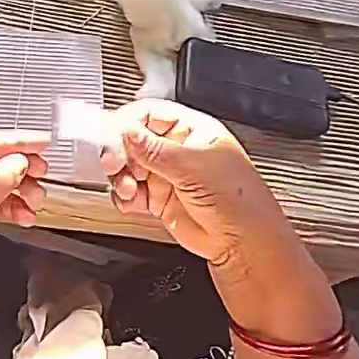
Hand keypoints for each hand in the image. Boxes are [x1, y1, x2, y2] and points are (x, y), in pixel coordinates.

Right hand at [106, 100, 290, 268]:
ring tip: (127, 187)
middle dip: (120, 151)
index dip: (129, 123)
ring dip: (120, 176)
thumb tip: (127, 132)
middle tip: (114, 163)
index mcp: (192, 130)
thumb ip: (155, 150)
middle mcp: (178, 150)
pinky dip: (124, 197)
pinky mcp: (160, 199)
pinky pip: (131, 192)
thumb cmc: (239, 201)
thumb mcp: (194, 167)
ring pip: (129, 166)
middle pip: (134, 140)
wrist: (244, 245)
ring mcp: (168, 175)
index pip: (151, 114)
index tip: (116, 137)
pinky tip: (130, 200)